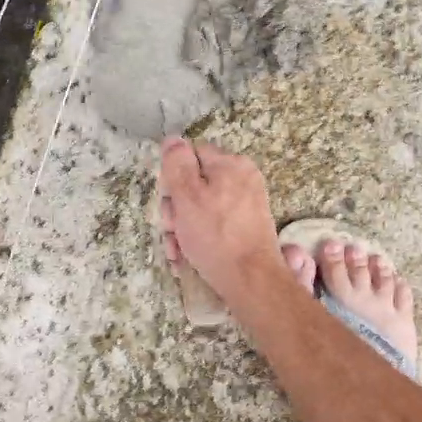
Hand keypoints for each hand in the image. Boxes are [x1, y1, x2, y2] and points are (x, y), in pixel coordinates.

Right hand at [158, 137, 281, 299]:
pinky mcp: (246, 229)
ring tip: (177, 250)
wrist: (252, 283)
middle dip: (176, 209)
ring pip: (201, 208)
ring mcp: (246, 205)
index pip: (191, 156)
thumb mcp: (187, 195)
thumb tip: (172, 138)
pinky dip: (199, 239)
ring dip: (183, 229)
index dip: (174, 178)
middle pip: (195, 184)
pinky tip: (187, 258)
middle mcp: (242, 179)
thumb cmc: (216, 236)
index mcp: (231, 164)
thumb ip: (177, 164)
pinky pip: (215, 225)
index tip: (169, 202)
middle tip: (171, 229)